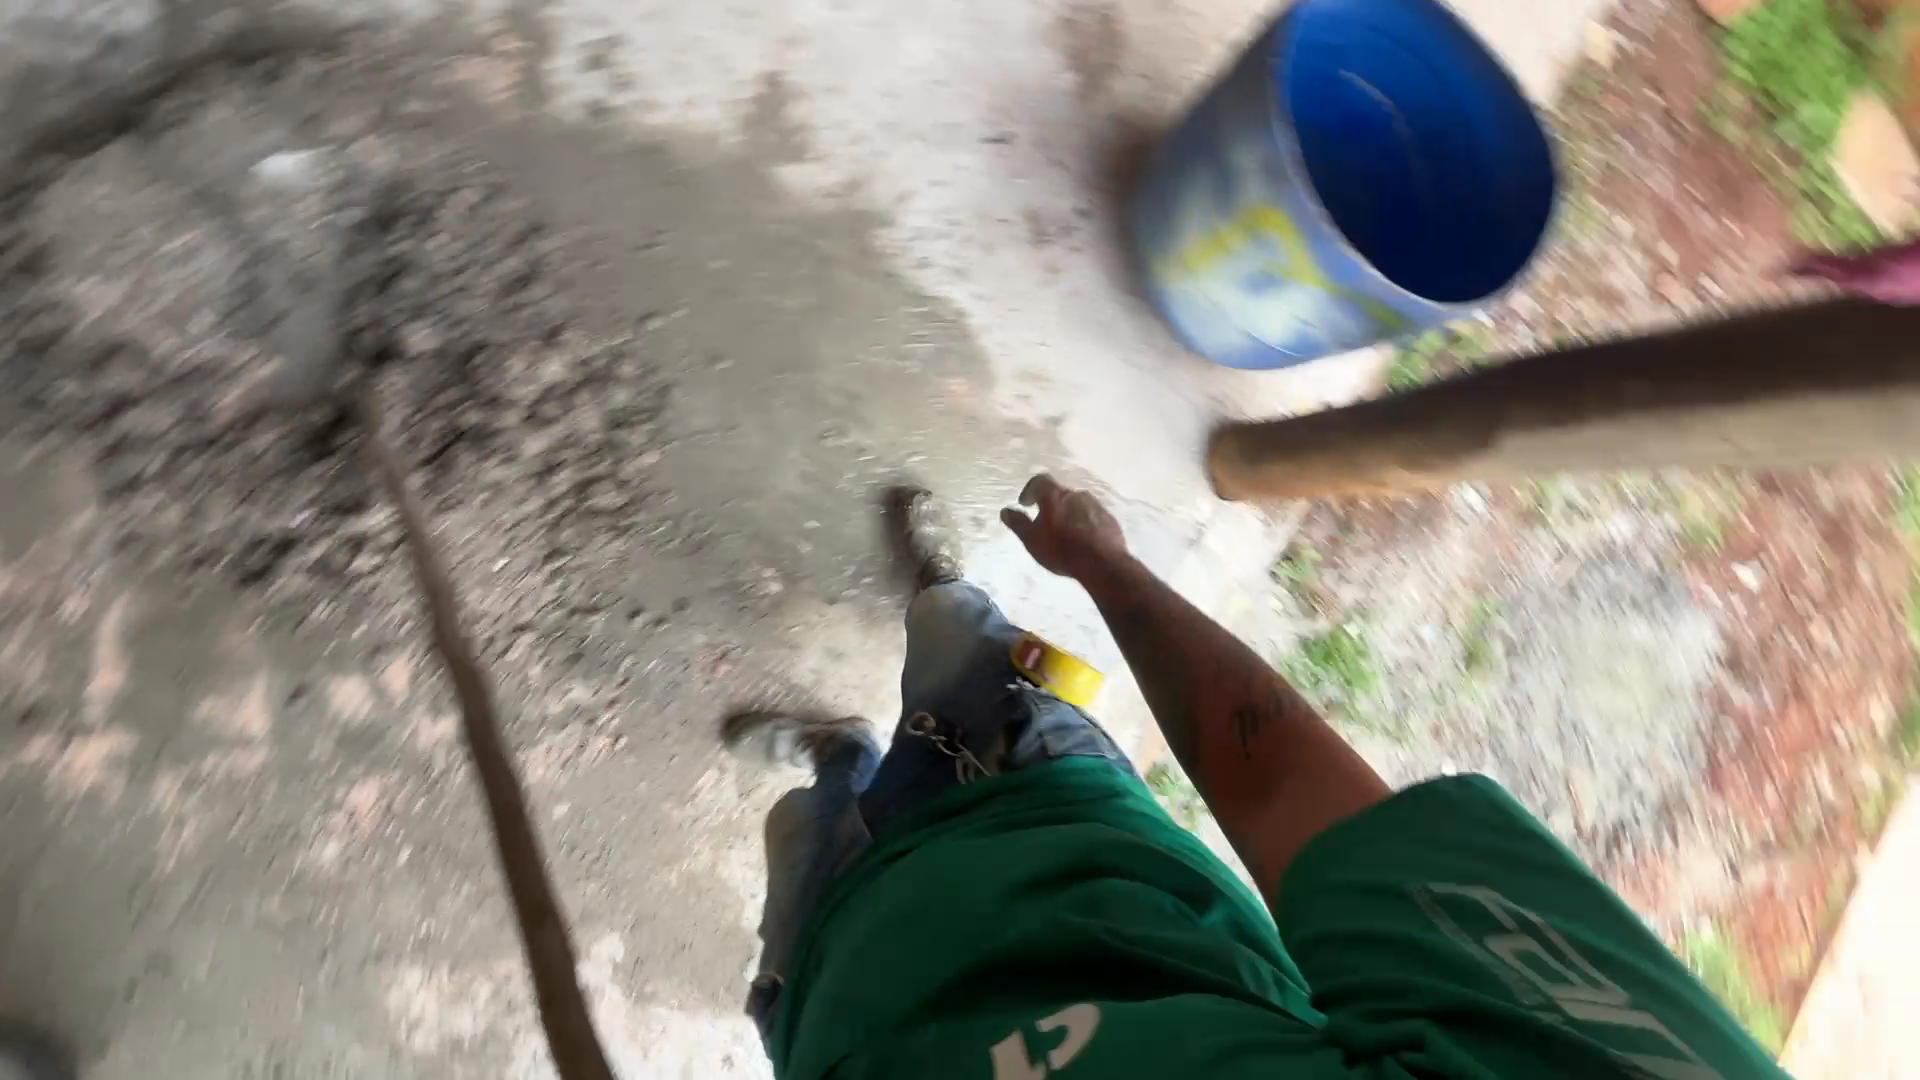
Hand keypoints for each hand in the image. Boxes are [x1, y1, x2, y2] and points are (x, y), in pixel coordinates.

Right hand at [1000, 474, 1128, 579]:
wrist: (1102, 563)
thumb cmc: (1060, 549)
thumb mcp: (1032, 539)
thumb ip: (1018, 523)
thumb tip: (1006, 511)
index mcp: (1055, 495)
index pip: (1039, 481)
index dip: (1030, 490)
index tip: (1025, 504)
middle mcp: (1076, 494)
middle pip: (1059, 493)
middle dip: (1050, 504)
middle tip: (1043, 521)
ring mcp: (1096, 505)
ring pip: (1077, 504)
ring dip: (1068, 513)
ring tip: (1064, 533)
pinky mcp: (1109, 519)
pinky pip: (1092, 516)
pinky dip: (1084, 523)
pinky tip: (1082, 540)